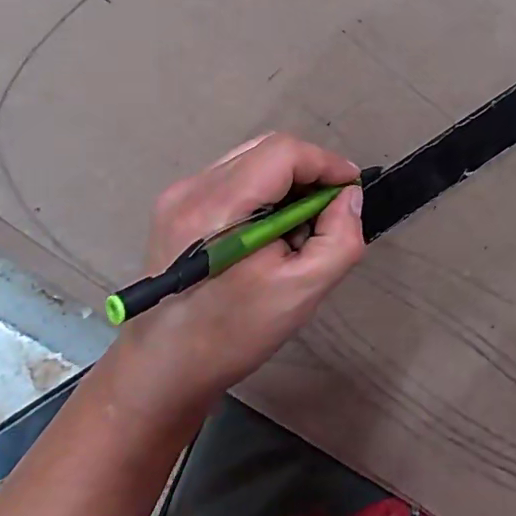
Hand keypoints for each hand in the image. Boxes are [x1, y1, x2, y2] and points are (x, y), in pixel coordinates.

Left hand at [111, 133, 365, 408]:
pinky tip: (268, 229)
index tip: (351, 187)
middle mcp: (192, 187)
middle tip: (329, 209)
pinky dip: (262, 190)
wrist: (163, 367)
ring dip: (286, 180)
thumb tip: (349, 196)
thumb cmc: (232, 334)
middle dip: (308, 170)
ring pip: (250, 159)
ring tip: (298, 225)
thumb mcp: (301, 293)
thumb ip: (338, 239)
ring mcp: (179, 193)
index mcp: (216, 207)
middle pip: (265, 148)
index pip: (281, 152)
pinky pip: (232, 176)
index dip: (324, 162)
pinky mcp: (175, 203)